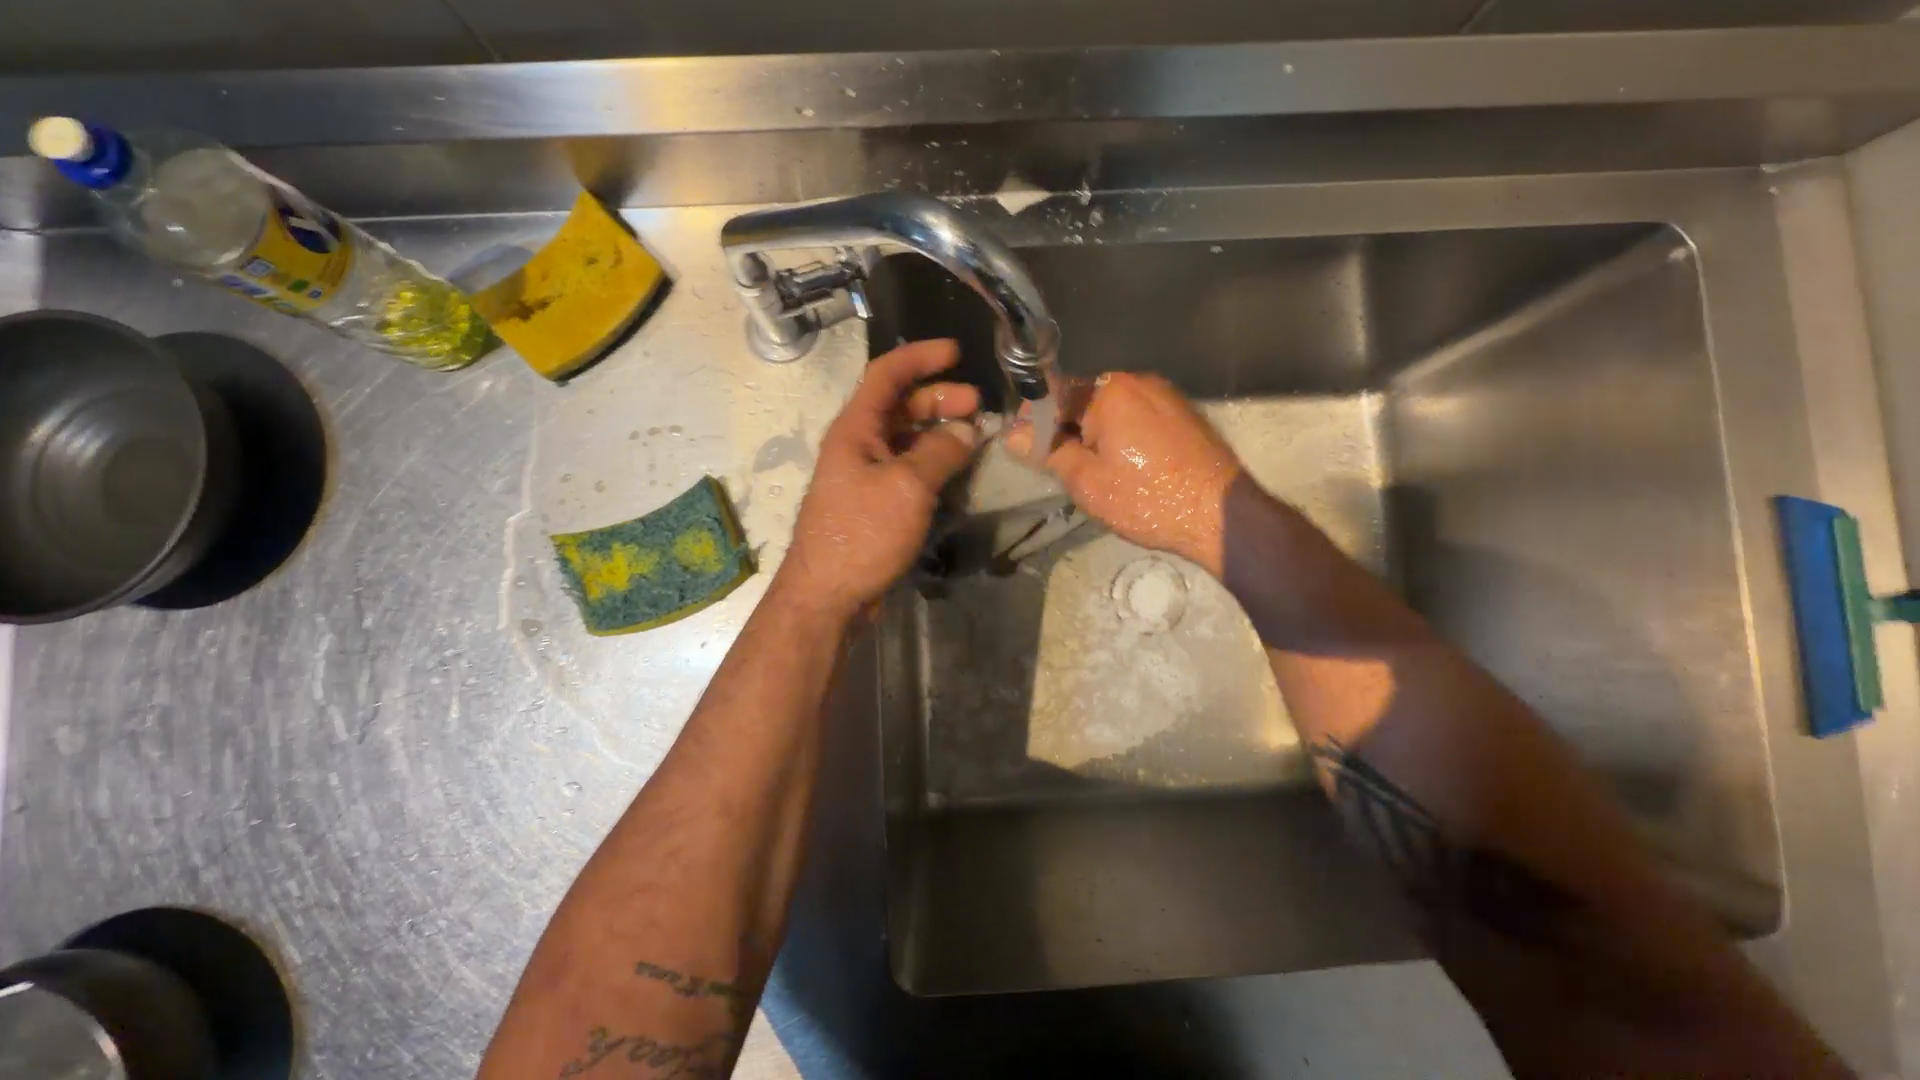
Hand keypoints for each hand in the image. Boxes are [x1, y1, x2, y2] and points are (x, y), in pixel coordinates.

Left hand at [776, 339, 980, 618]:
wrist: (828, 596)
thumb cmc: (862, 534)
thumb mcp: (907, 487)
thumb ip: (940, 452)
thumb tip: (966, 431)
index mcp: (855, 428)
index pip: (886, 374)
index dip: (920, 357)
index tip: (957, 352)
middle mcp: (858, 445)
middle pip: (900, 406)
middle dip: (939, 398)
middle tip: (979, 406)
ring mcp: (865, 476)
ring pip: (906, 439)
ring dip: (939, 432)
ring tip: (975, 438)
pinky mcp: (874, 504)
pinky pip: (907, 469)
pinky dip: (933, 463)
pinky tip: (957, 471)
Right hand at [1011, 372, 1241, 576]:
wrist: (1221, 515)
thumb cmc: (1148, 499)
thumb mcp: (1087, 482)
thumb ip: (1048, 452)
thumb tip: (1012, 433)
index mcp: (1108, 392)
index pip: (1052, 393)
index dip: (1032, 419)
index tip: (1026, 447)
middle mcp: (1138, 382)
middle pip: (1084, 398)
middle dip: (1066, 428)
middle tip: (1060, 467)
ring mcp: (1165, 396)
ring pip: (1113, 409)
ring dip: (1096, 433)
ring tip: (1094, 472)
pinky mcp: (1183, 415)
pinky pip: (1139, 417)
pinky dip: (1124, 436)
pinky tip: (1127, 468)